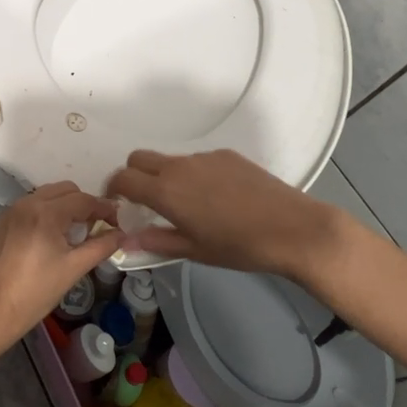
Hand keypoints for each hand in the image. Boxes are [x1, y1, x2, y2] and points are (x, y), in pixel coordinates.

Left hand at [0, 182, 122, 337]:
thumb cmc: (40, 289)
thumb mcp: (75, 267)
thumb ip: (101, 246)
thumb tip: (122, 234)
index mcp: (47, 213)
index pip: (83, 200)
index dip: (104, 208)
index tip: (119, 220)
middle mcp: (29, 202)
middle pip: (65, 190)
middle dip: (84, 204)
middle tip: (98, 225)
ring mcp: (14, 208)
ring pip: (48, 194)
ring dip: (66, 205)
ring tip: (77, 230)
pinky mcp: (6, 218)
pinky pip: (33, 204)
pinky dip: (48, 210)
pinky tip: (55, 233)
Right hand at [106, 149, 347, 280]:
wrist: (293, 229)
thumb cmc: (240, 247)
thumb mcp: (195, 251)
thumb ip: (157, 241)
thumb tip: (126, 241)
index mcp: (165, 191)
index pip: (123, 178)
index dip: (113, 189)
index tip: (117, 203)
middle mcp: (178, 167)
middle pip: (139, 158)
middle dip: (134, 175)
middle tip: (145, 201)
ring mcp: (203, 157)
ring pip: (170, 160)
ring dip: (166, 176)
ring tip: (190, 205)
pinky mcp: (225, 155)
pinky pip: (198, 161)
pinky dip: (194, 175)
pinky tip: (220, 199)